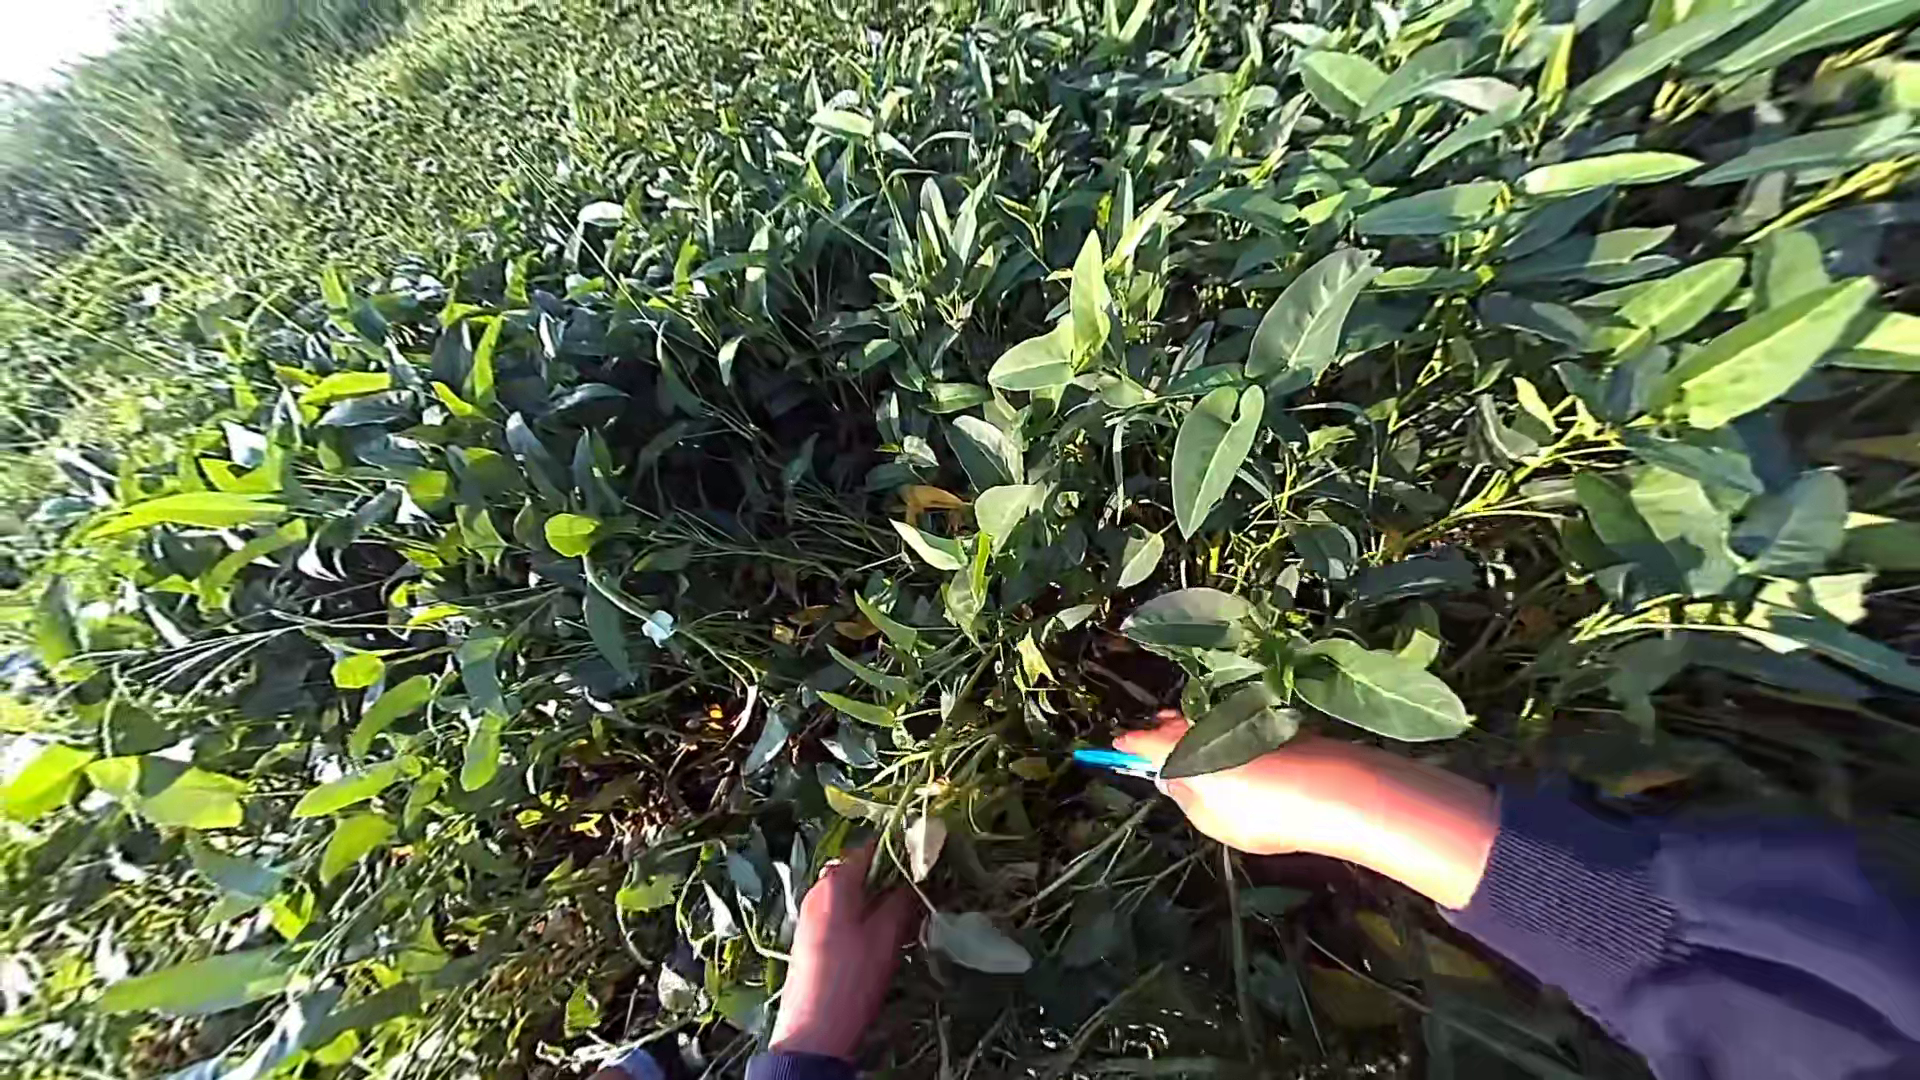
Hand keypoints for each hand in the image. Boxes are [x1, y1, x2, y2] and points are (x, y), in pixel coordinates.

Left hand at [768, 841, 920, 1060]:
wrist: (811, 1036)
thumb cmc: (852, 977)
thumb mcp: (886, 934)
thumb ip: (902, 898)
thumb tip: (917, 875)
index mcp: (836, 880)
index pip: (872, 848)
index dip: (900, 851)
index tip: (923, 861)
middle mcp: (818, 888)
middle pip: (860, 869)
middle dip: (888, 878)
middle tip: (914, 892)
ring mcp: (810, 911)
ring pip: (851, 891)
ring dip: (875, 897)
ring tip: (900, 915)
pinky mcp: (809, 934)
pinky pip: (839, 909)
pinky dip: (860, 912)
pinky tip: (877, 934)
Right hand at [1114, 712, 1498, 909]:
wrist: (1332, 788)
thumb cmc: (1260, 811)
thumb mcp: (1210, 819)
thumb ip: (1185, 798)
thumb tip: (1175, 780)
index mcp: (1177, 747)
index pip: (1140, 742)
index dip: (1126, 746)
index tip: (1116, 747)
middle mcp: (1198, 725)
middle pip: (1168, 725)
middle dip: (1155, 733)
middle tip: (1149, 745)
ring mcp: (1230, 719)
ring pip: (1196, 721)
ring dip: (1184, 731)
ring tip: (1184, 747)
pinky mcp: (1259, 722)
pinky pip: (1224, 724)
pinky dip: (1215, 734)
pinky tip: (1227, 752)